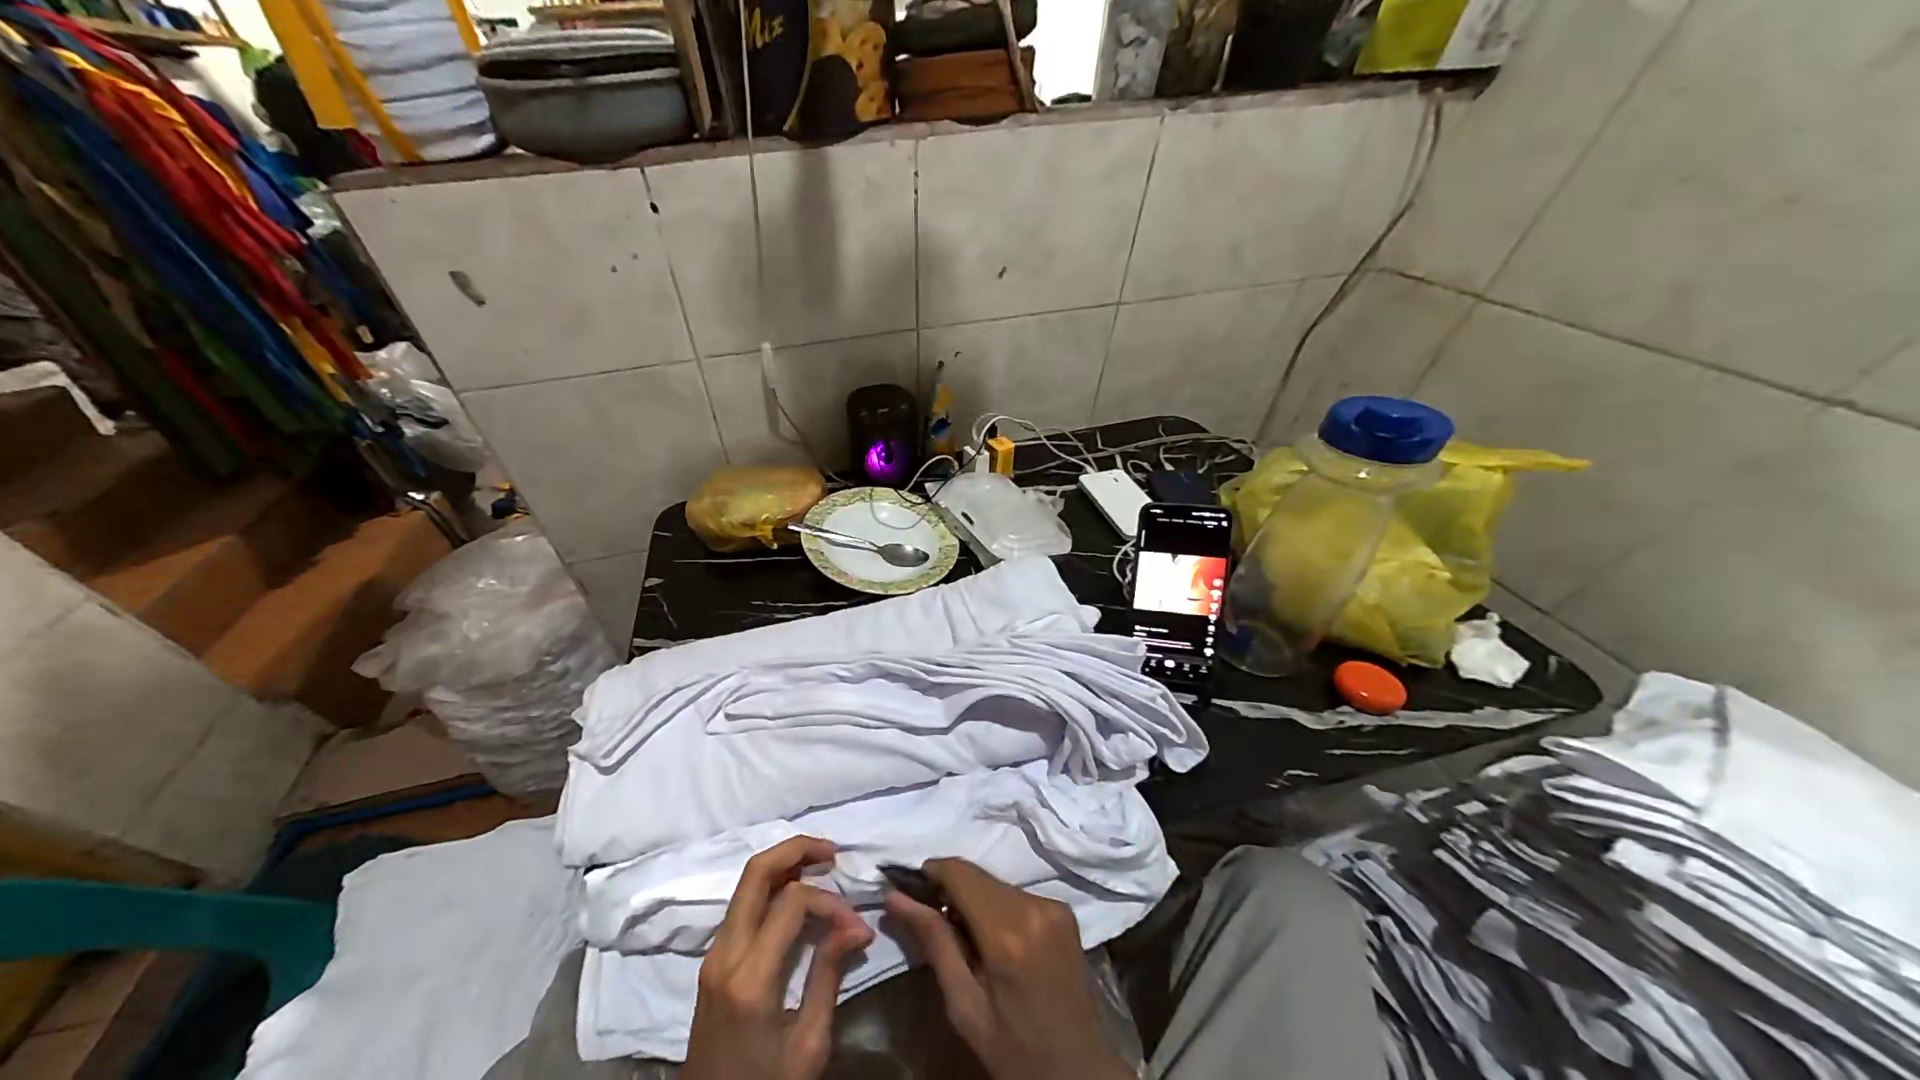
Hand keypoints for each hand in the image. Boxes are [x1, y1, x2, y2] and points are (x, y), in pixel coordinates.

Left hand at [683, 836, 874, 1079]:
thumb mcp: (808, 1045)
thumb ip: (829, 976)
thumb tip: (856, 926)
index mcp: (749, 977)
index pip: (792, 903)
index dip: (831, 903)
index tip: (857, 929)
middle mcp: (724, 953)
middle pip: (755, 873)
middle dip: (796, 849)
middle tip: (833, 851)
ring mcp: (713, 953)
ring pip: (746, 883)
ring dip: (784, 864)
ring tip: (822, 865)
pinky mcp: (714, 959)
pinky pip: (743, 905)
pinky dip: (772, 887)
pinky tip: (800, 894)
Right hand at [884, 859, 1132, 1079]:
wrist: (1079, 1069)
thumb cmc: (1014, 1048)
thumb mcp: (964, 1005)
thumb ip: (934, 943)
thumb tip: (896, 897)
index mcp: (1007, 933)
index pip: (961, 873)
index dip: (932, 872)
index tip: (910, 888)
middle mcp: (1035, 907)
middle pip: (979, 876)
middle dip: (951, 890)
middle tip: (932, 921)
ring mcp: (1055, 907)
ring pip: (997, 884)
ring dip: (974, 899)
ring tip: (964, 938)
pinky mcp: (1065, 912)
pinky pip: (1018, 895)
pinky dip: (998, 908)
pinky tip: (995, 941)